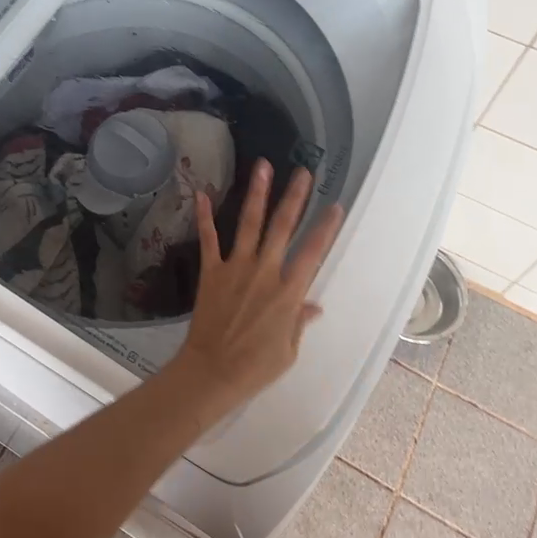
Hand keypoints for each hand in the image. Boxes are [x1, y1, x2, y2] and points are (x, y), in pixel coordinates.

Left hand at [170, 159, 344, 418]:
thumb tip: (312, 304)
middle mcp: (265, 272)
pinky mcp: (212, 272)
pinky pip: (209, 239)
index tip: (335, 206)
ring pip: (249, 224)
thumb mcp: (288, 350)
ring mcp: (236, 268)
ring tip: (263, 166)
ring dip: (257, 194)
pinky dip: (204, 216)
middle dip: (294, 197)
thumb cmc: (256, 367)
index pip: (312, 253)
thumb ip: (298, 322)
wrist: (213, 371)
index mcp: (288, 292)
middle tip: (303, 172)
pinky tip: (201, 193)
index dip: (325, 228)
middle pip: (283, 228)